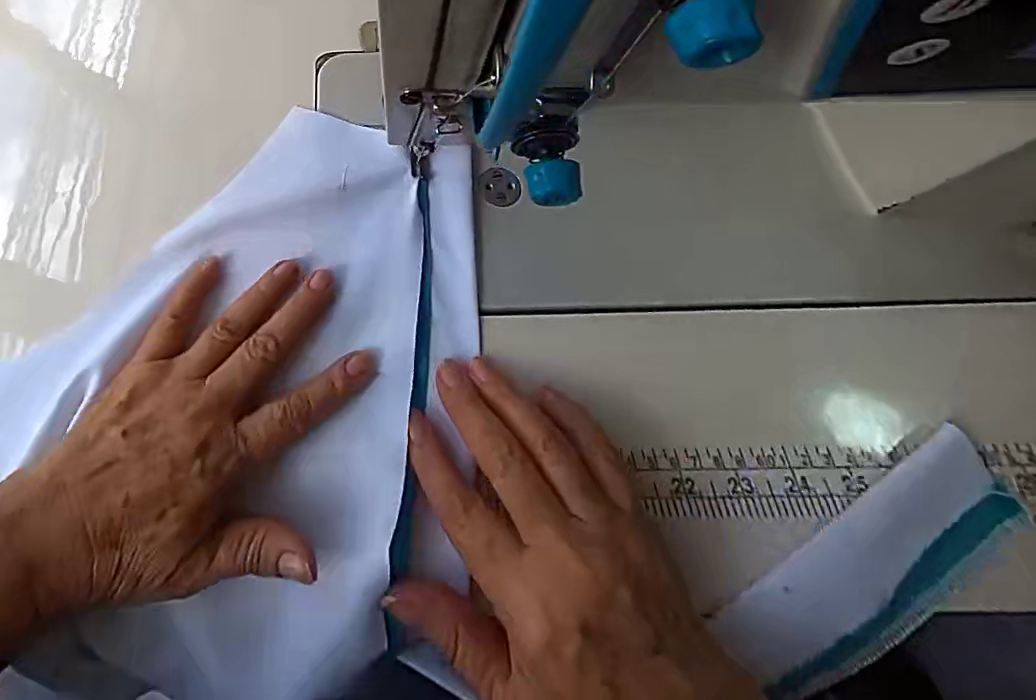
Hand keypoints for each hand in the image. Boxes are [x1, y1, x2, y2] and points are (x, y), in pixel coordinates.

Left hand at [0, 257, 378, 661]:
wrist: (55, 526)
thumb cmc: (127, 549)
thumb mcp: (196, 565)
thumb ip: (257, 551)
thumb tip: (318, 564)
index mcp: (225, 455)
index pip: (292, 414)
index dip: (333, 387)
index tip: (365, 358)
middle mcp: (203, 407)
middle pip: (262, 353)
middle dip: (299, 315)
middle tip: (326, 280)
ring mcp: (168, 382)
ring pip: (224, 330)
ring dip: (258, 296)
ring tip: (287, 266)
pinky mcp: (137, 369)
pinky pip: (167, 323)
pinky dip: (189, 292)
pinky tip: (210, 264)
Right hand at [388, 357, 760, 699]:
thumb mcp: (512, 693)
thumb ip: (454, 635)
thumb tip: (395, 592)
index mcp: (528, 595)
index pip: (465, 511)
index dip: (434, 462)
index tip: (414, 423)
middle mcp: (566, 552)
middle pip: (506, 463)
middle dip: (470, 410)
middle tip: (446, 373)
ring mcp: (608, 531)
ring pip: (551, 448)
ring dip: (512, 402)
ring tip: (483, 368)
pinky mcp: (639, 524)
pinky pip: (605, 459)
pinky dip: (576, 421)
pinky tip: (549, 395)